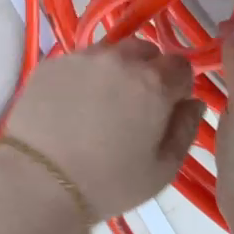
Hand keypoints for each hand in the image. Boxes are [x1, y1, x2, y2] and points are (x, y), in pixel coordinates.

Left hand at [1, 40, 205, 219]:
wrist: (40, 179)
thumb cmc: (109, 182)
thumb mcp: (162, 169)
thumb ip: (185, 130)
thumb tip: (193, 103)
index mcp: (153, 83)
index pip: (180, 64)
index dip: (178, 84)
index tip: (169, 106)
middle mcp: (118, 59)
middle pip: (144, 50)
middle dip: (148, 70)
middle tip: (136, 104)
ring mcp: (81, 57)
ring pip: (109, 51)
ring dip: (115, 69)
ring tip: (102, 103)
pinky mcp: (51, 62)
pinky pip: (77, 60)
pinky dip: (83, 75)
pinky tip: (72, 104)